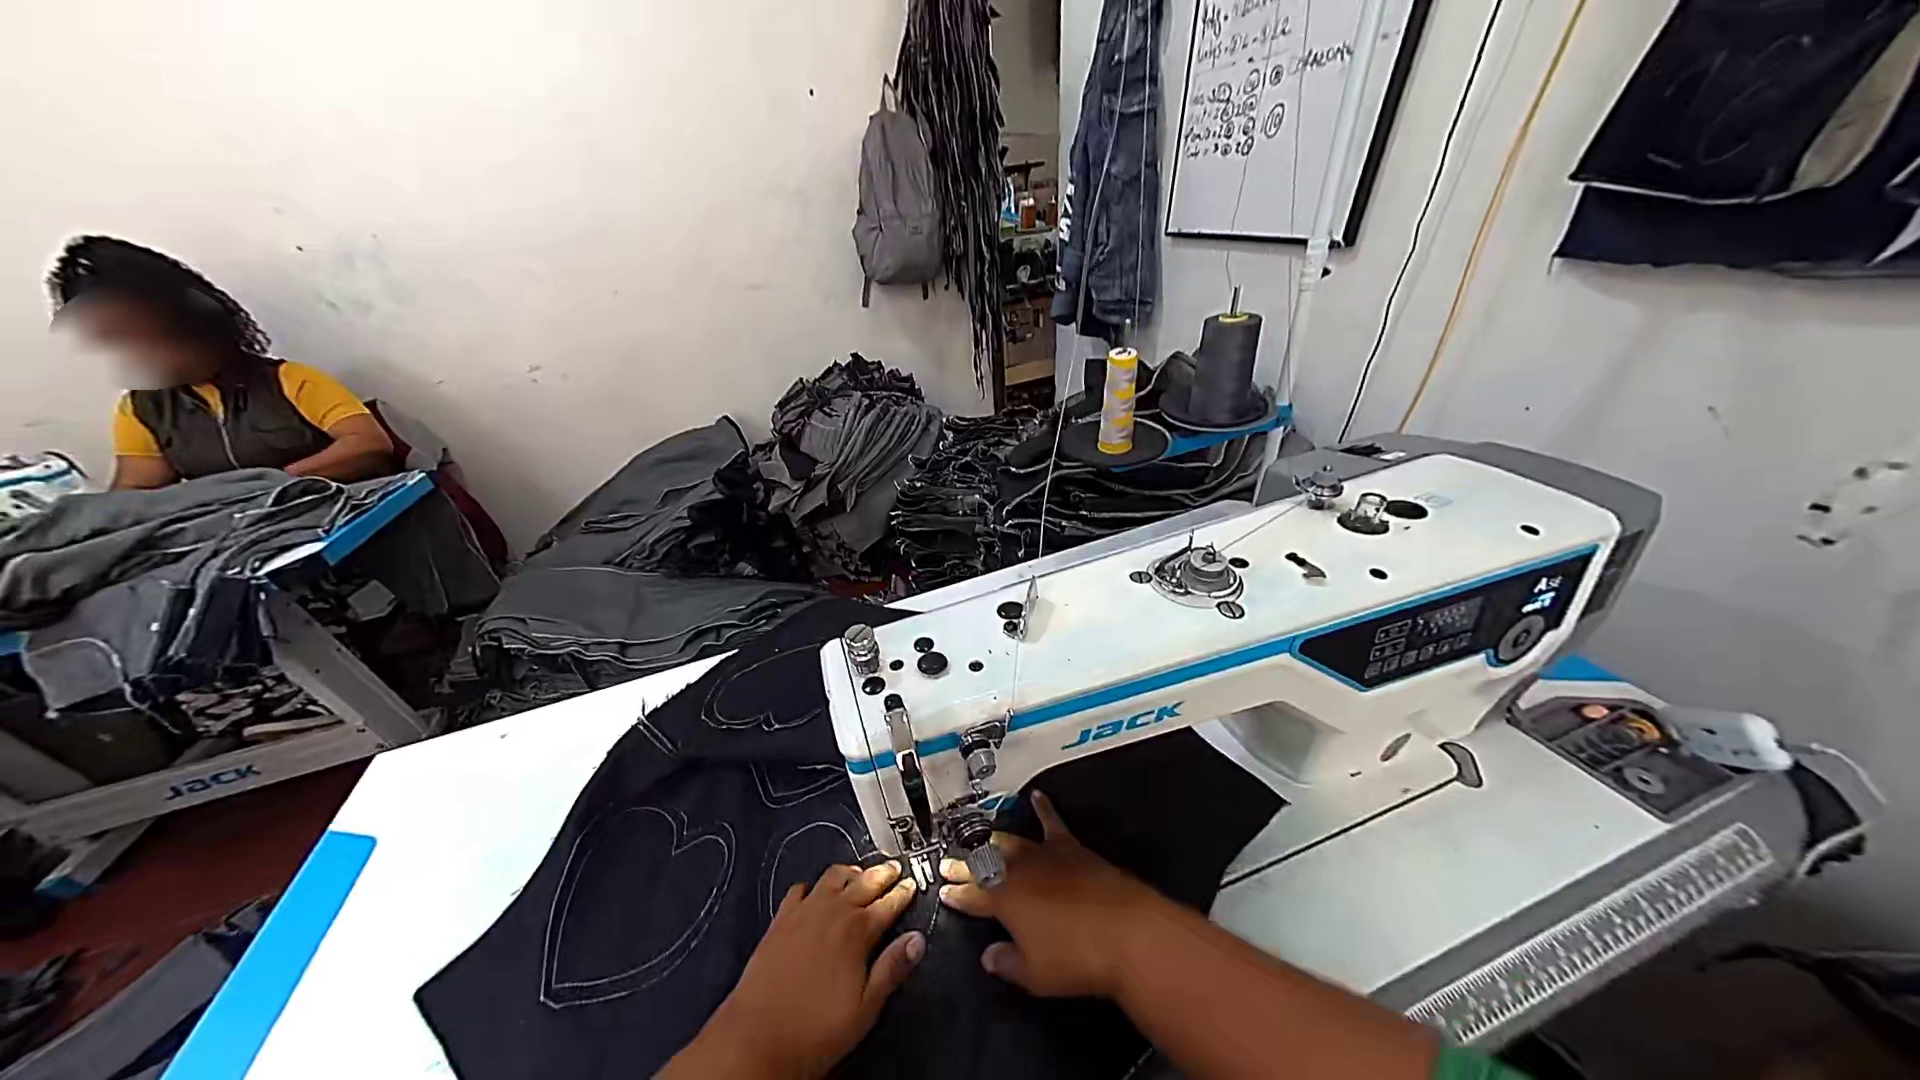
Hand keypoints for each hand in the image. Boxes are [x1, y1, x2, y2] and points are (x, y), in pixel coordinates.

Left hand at [659, 862, 921, 1079]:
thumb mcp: (865, 1008)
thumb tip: (916, 941)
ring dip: (851, 872)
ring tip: (861, 872)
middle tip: (895, 869)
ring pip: (833, 877)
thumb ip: (892, 969)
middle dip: (883, 874)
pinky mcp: (781, 920)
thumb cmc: (814, 1031)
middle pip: (864, 882)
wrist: (757, 1038)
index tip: (912, 885)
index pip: (888, 904)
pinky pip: (800, 889)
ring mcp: (804, 912)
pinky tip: (816, 890)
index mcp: (857, 932)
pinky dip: (814, 885)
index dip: (903, 893)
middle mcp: (832, 913)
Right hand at [939, 791, 1170, 998]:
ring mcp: (1045, 854)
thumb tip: (990, 957)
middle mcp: (1019, 870)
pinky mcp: (1070, 847)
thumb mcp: (1035, 974)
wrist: (1126, 933)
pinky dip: (1043, 808)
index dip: (956, 894)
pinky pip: (1052, 822)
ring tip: (978, 840)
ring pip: (1010, 842)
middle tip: (948, 864)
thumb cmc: (1078, 958)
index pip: (972, 895)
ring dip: (991, 841)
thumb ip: (1007, 962)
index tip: (944, 891)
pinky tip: (1037, 796)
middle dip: (964, 865)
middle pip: (984, 864)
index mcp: (1004, 899)